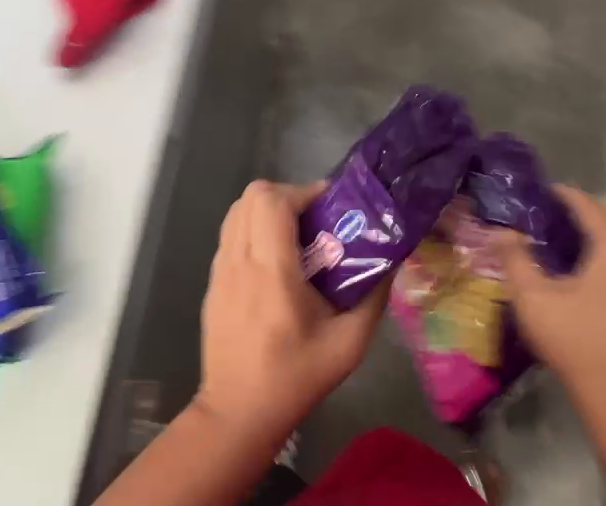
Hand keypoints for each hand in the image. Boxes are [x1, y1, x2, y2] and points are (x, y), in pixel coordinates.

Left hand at [194, 180, 387, 442]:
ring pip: (237, 210)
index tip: (331, 207)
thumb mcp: (349, 343)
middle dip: (288, 196)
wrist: (238, 414)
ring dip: (269, 211)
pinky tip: (276, 262)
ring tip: (297, 237)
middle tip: (316, 219)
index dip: (304, 192)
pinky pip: (230, 234)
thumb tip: (393, 258)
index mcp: (271, 271)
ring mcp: (220, 271)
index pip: (274, 201)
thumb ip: (375, 295)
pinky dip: (253, 230)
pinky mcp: (212, 283)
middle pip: (252, 195)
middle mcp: (239, 261)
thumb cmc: (296, 376)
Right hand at [496, 186, 605, 423]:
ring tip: (583, 244)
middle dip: (596, 211)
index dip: (567, 196)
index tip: (547, 193)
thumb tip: (502, 233)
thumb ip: (516, 261)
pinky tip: (604, 276)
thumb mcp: (535, 301)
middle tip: (566, 219)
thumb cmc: (578, 344)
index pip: (591, 207)